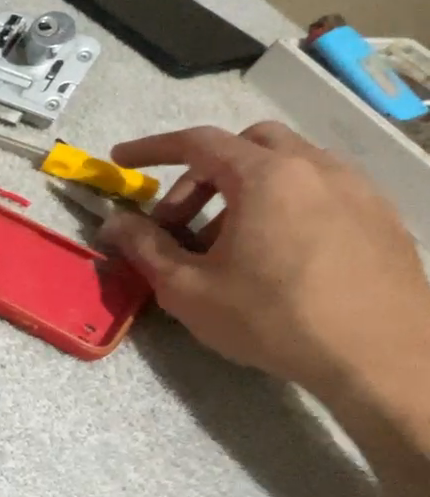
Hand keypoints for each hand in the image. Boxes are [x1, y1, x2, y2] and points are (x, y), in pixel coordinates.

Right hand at [100, 122, 429, 400]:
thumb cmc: (269, 317)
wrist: (378, 354)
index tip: (120, 160)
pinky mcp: (379, 217)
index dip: (152, 149)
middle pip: (250, 144)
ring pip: (288, 166)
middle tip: (175, 219)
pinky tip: (268, 251)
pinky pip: (319, 190)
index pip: (199, 142)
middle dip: (202, 171)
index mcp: (267, 179)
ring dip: (242, 190)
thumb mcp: (185, 287)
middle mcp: (318, 170)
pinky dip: (280, 204)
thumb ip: (145, 246)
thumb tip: (116, 222)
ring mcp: (358, 190)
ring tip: (221, 243)